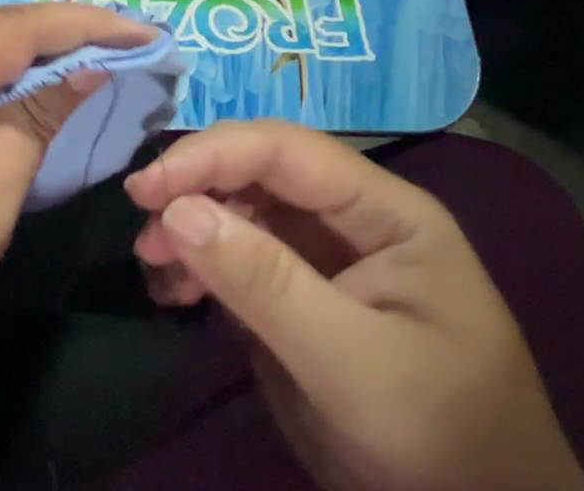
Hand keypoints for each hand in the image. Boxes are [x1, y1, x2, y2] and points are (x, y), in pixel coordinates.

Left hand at [0, 3, 158, 358]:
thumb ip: (35, 122)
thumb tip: (86, 66)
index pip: (14, 29)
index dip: (84, 25)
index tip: (146, 31)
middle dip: (68, 29)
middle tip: (136, 39)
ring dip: (41, 43)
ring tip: (106, 48)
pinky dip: (9, 63)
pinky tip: (45, 70)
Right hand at [124, 121, 583, 490]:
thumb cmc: (439, 434)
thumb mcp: (352, 363)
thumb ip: (266, 283)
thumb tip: (175, 209)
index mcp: (386, 213)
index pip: (284, 150)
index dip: (207, 155)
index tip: (144, 190)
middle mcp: (349, 219)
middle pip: (253, 172)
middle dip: (192, 193)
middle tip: (147, 242)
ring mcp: (320, 256)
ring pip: (234, 210)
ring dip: (187, 230)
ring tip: (158, 274)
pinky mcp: (294, 294)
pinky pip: (231, 256)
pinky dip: (194, 266)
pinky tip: (177, 296)